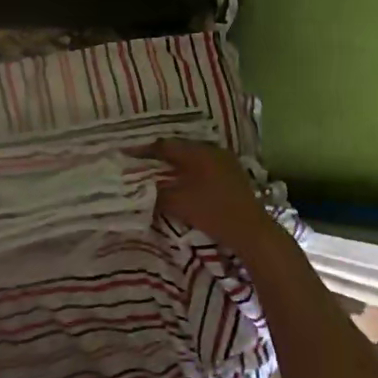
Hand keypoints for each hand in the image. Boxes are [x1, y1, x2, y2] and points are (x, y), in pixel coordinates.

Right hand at [140, 139, 280, 252]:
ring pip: (193, 157)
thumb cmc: (213, 212)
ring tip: (158, 172)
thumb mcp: (177, 202)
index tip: (126, 154)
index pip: (165, 145)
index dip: (144, 150)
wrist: (251, 231)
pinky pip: (203, 166)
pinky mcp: (232, 175)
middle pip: (180, 148)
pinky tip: (181, 182)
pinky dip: (189, 171)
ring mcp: (225, 162)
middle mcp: (212, 151)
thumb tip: (139, 186)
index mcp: (198, 152)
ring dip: (175, 164)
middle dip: (159, 156)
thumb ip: (155, 192)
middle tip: (140, 162)